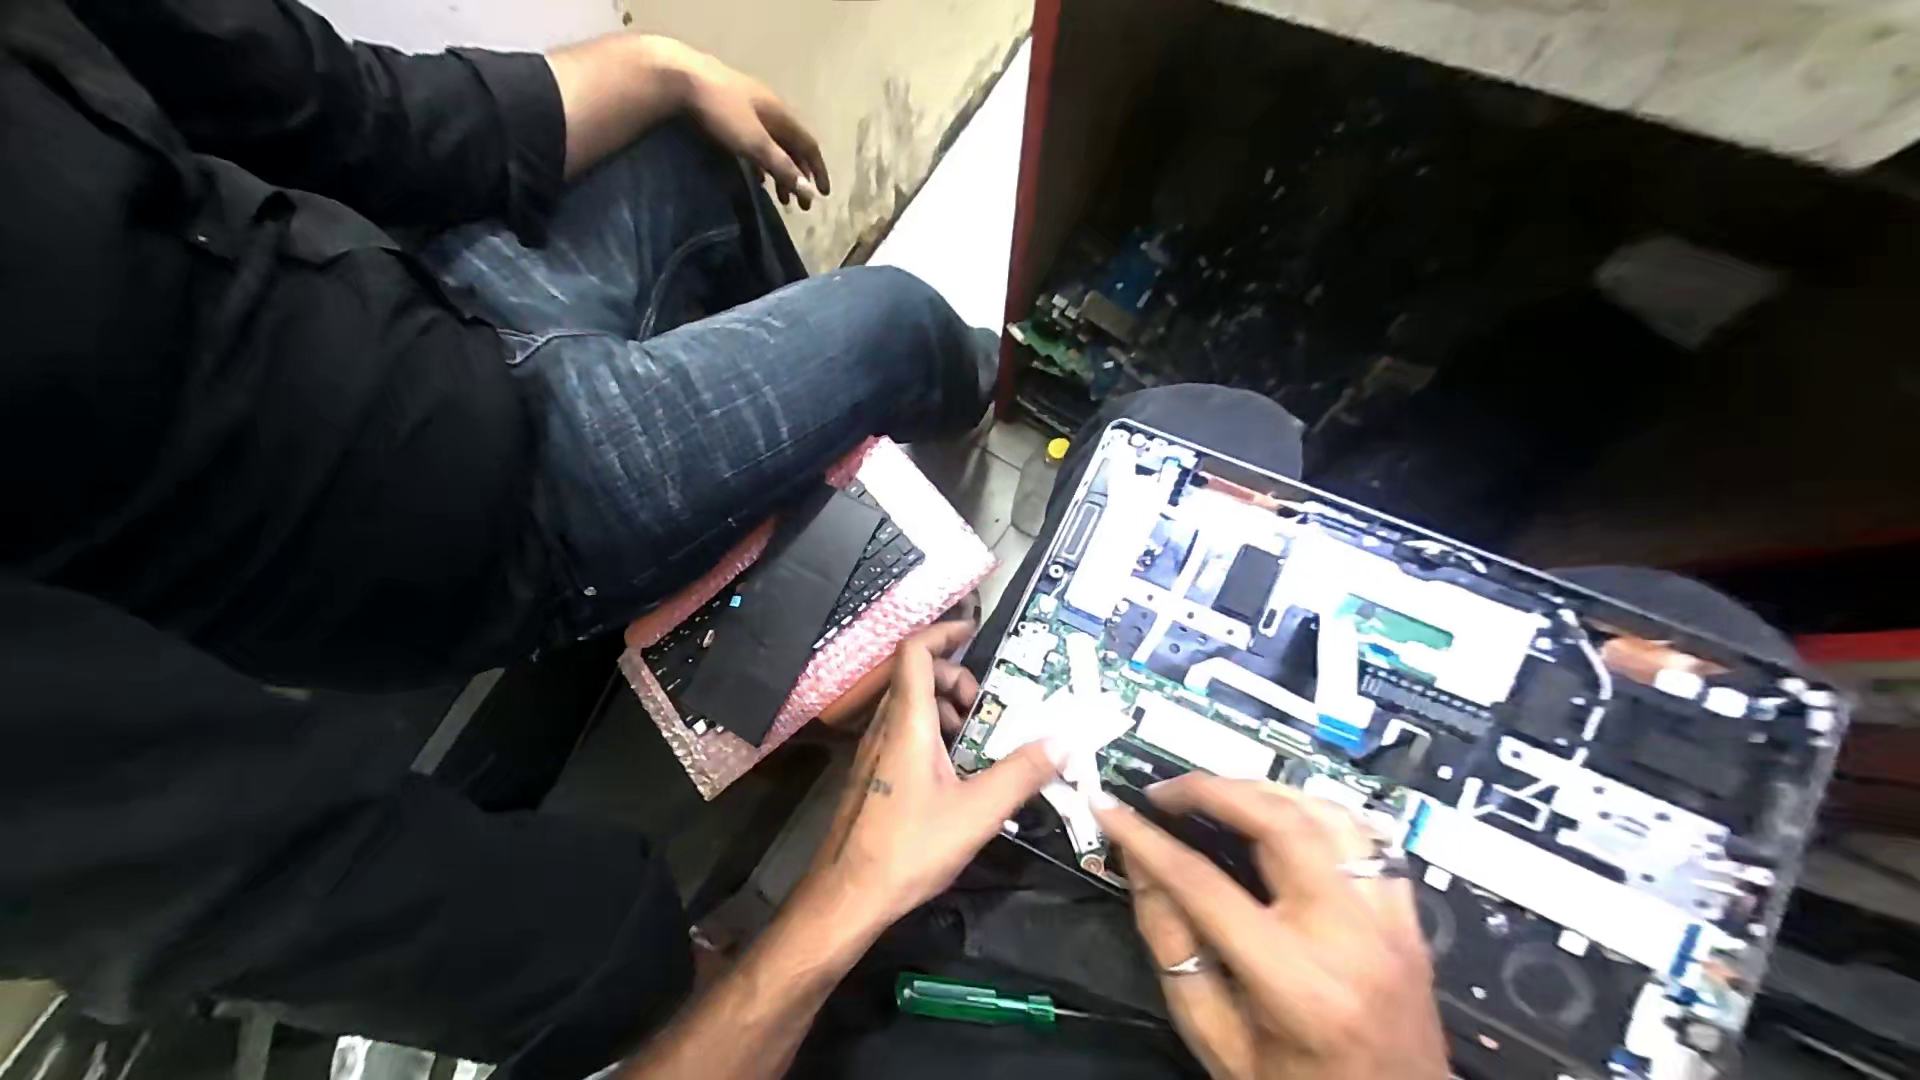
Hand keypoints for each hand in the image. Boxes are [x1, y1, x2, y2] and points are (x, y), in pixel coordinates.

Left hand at [645, 38, 829, 208]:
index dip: (818, 171)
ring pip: (774, 146)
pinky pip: (756, 143)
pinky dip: (763, 163)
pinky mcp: (730, 111)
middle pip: (793, 148)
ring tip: (781, 197)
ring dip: (781, 173)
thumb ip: (783, 167)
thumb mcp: (755, 143)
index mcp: (781, 113)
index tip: (823, 195)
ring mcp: (749, 108)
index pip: (809, 145)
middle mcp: (769, 109)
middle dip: (799, 177)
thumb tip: (809, 193)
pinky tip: (757, 177)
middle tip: (801, 205)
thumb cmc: (721, 111)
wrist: (678, 77)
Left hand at [807, 622, 1065, 930]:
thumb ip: (1021, 774)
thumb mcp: (977, 812)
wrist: (847, 896)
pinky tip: (953, 767)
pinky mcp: (875, 769)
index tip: (973, 631)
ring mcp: (875, 747)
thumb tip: (1063, 742)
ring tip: (974, 737)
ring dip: (944, 704)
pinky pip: (904, 728)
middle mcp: (886, 725)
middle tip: (982, 707)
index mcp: (907, 721)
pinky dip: (932, 728)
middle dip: (954, 677)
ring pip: (910, 702)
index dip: (942, 632)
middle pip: (916, 674)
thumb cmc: (909, 848)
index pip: (915, 652)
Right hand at [1093, 776, 1447, 1079]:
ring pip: (1324, 814)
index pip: (1203, 885)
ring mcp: (1388, 924)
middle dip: (1210, 791)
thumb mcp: (1216, 1038)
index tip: (1109, 807)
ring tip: (1218, 794)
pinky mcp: (1406, 919)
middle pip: (1277, 825)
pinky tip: (1280, 811)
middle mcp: (1351, 940)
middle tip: (1165, 792)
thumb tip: (1139, 862)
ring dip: (1263, 790)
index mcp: (1297, 985)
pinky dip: (1314, 810)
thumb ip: (1172, 945)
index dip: (1145, 839)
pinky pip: (1363, 837)